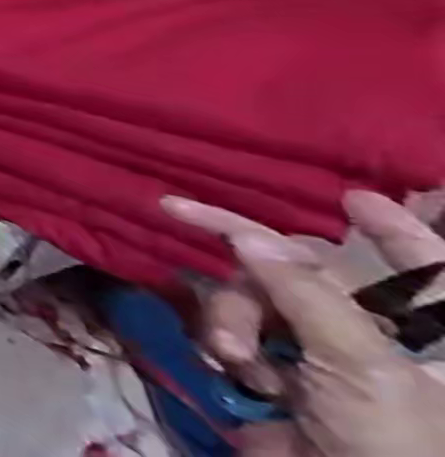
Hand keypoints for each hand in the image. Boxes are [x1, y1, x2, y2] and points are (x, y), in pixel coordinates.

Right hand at [163, 192, 444, 456]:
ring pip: (255, 302)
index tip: (354, 198)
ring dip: (231, 323)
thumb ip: (309, 296)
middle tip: (206, 258)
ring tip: (236, 361)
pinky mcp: (281, 377)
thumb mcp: (363, 369)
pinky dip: (224, 347)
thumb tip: (250, 236)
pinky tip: (231, 371)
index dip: (398, 234)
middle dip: (252, 287)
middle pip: (301, 275)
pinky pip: (237, 333)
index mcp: (428, 341)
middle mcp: (379, 342)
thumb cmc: (397, 445)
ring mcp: (326, 361)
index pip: (429, 272)